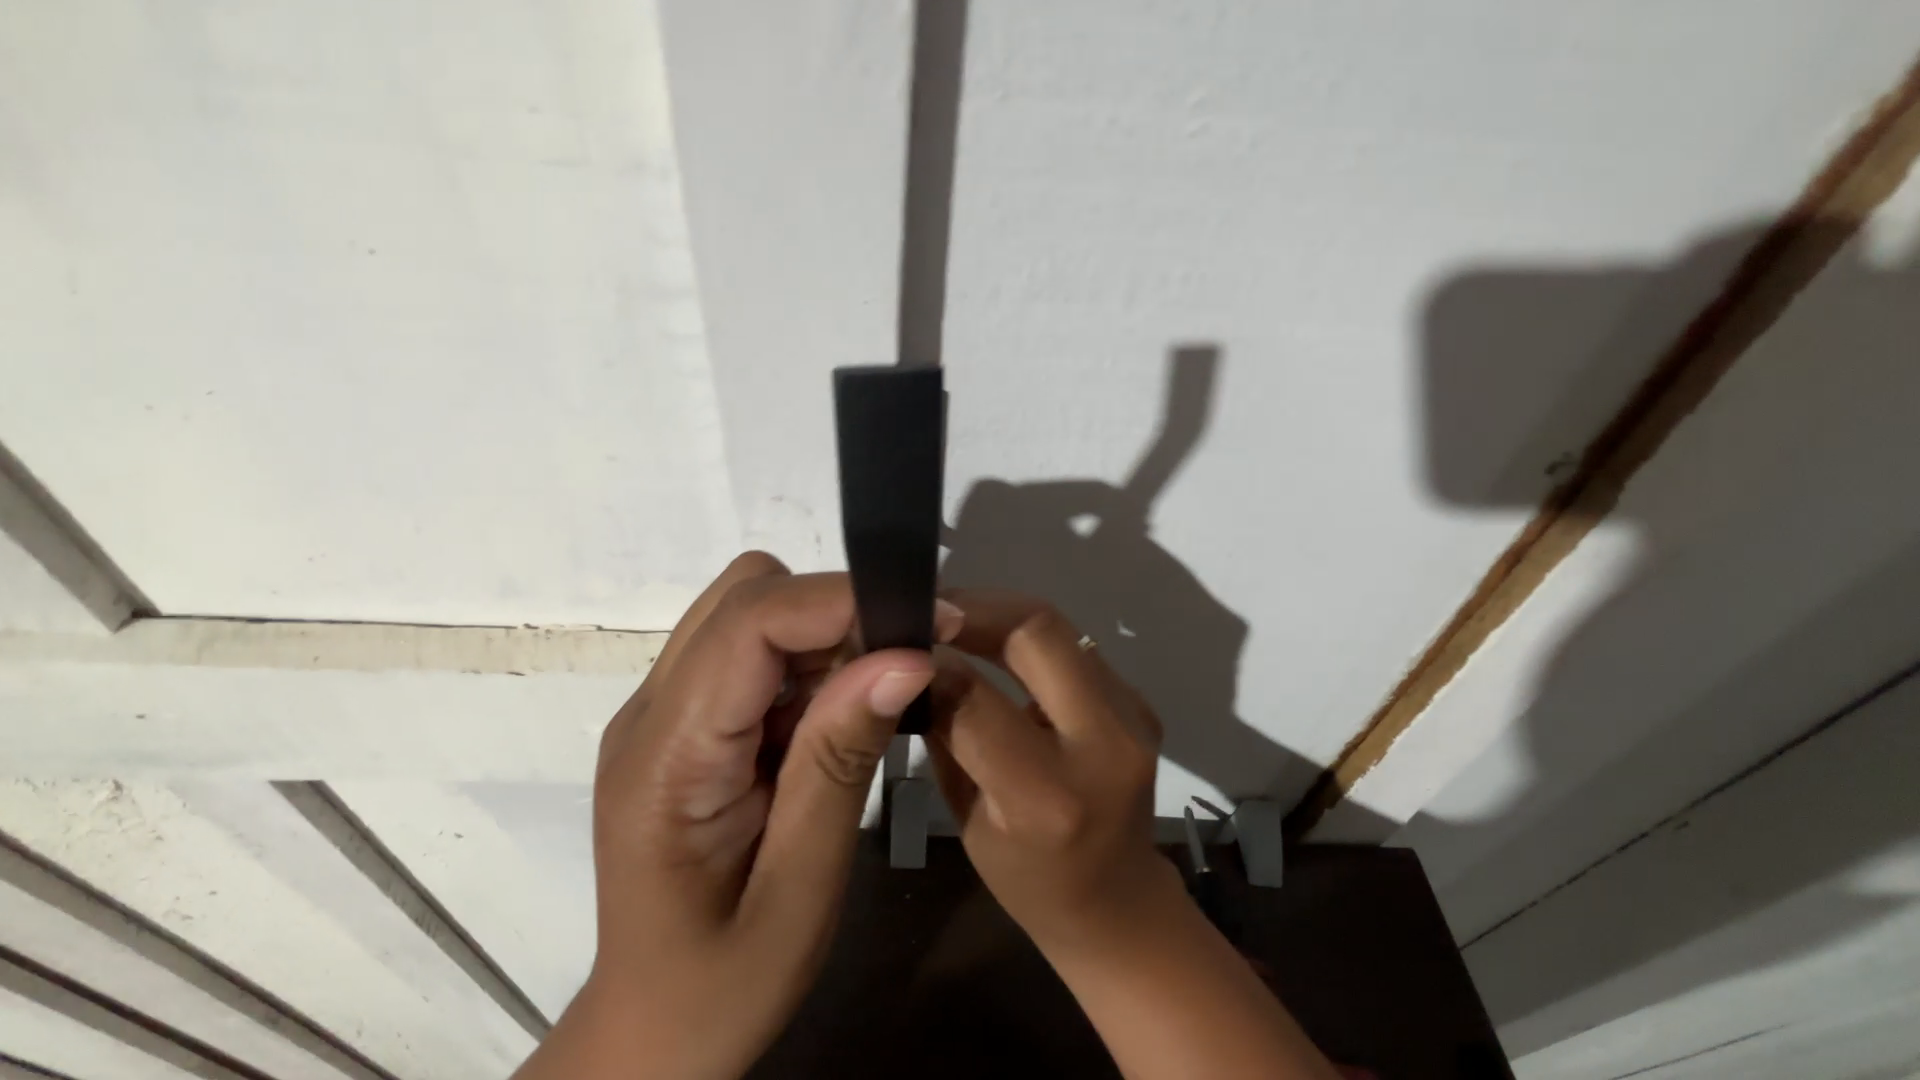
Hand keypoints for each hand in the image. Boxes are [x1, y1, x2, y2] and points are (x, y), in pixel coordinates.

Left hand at [516, 552, 954, 1079]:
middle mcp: (648, 713)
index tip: (933, 620)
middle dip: (833, 612)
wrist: (654, 1029)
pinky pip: (746, 656)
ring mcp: (657, 715)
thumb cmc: (728, 981)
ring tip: (871, 699)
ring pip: (745, 613)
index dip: (843, 600)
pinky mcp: (679, 726)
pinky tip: (834, 719)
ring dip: (821, 636)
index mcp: (668, 757)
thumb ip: (842, 759)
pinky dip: (804, 664)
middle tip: (903, 666)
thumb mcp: (802, 884)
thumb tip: (905, 656)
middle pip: (743, 597)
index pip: (749, 622)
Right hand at [924, 588, 1177, 950]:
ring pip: (1059, 627)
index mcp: (1048, 796)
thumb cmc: (1029, 881)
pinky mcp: (1139, 702)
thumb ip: (944, 738)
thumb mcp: (967, 818)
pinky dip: (1026, 637)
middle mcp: (1103, 746)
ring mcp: (1133, 718)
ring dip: (999, 613)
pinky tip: (991, 644)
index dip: (930, 664)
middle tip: (925, 608)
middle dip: (972, 607)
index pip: (975, 699)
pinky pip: (1074, 648)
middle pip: (1036, 632)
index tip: (896, 645)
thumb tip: (907, 666)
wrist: (1119, 903)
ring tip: (951, 618)